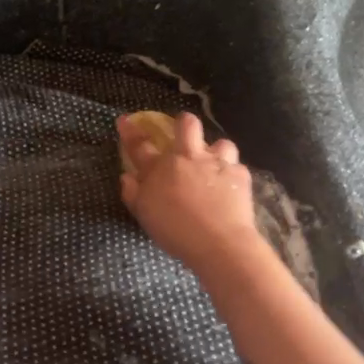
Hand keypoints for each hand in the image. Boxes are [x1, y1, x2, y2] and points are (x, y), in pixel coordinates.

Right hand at [118, 112, 264, 273]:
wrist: (219, 244)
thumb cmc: (175, 231)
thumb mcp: (144, 215)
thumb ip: (133, 194)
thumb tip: (127, 176)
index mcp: (160, 168)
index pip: (139, 144)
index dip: (130, 130)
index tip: (125, 120)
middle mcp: (188, 157)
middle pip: (187, 125)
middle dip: (184, 123)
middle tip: (184, 134)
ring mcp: (216, 163)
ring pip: (220, 142)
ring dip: (216, 151)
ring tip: (216, 165)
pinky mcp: (239, 175)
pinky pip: (237, 166)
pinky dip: (233, 174)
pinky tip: (231, 186)